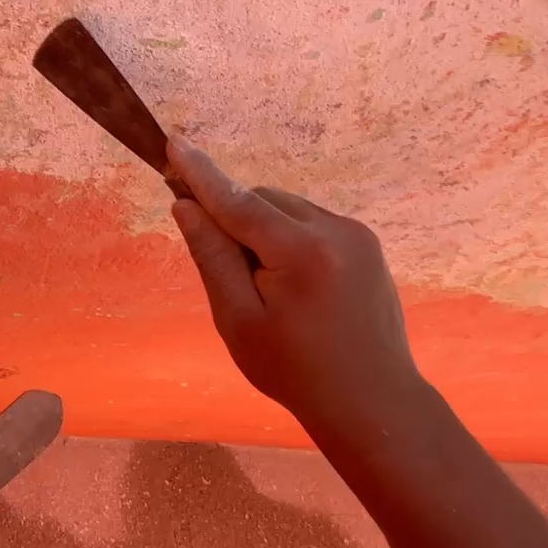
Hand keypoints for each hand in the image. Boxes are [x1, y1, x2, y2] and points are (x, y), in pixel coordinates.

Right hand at [167, 135, 425, 434]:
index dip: (200, 174)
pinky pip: (307, 220)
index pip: (237, 201)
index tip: (173, 141)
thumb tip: (186, 205)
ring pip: (284, 207)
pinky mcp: (365, 243)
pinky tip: (290, 281)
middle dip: (233, 218)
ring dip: (260, 227)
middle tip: (227, 269)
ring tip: (264, 283)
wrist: (374, 405)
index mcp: (302, 252)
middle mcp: (335, 230)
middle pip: (261, 200)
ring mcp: (356, 234)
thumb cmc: (294, 370)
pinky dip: (285, 235)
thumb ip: (211, 255)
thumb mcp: (237, 318)